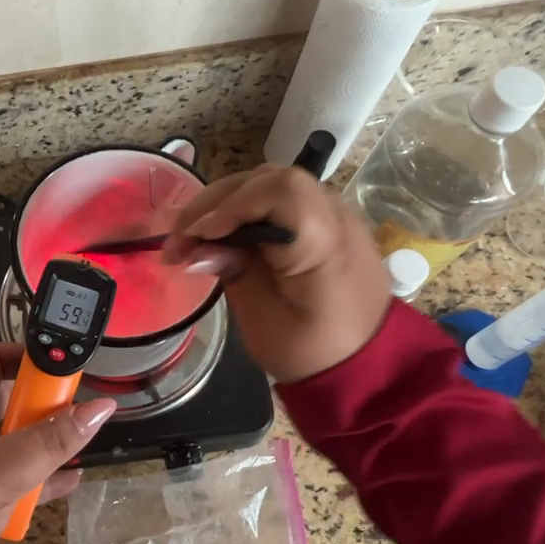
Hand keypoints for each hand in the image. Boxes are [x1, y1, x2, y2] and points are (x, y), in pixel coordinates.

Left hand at [0, 343, 117, 543]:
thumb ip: (51, 441)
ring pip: (12, 438)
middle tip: (75, 412)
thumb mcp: (1, 471)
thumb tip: (101, 407)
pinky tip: (70, 480)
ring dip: (44, 442)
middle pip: (4, 399)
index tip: (58, 366)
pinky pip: (15, 473)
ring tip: (78, 446)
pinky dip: (40, 474)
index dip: (19, 355)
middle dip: (40, 404)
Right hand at [160, 164, 392, 382]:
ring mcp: (334, 215)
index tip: (196, 236)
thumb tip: (198, 249)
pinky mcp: (326, 223)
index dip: (230, 204)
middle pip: (267, 179)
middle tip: (179, 240)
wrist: (366, 364)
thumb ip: (235, 274)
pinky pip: (281, 201)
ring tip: (194, 237)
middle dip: (215, 203)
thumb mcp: (264, 321)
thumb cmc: (312, 352)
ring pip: (270, 184)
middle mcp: (335, 216)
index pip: (279, 190)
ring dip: (226, 204)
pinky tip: (222, 237)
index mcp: (323, 244)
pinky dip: (245, 210)